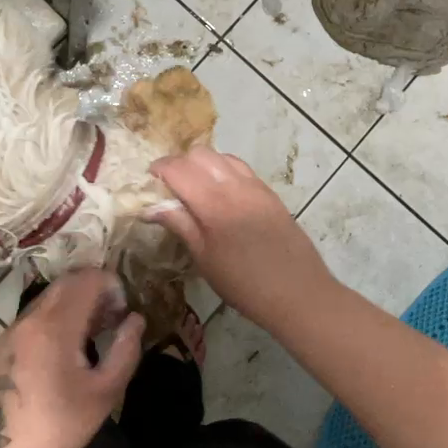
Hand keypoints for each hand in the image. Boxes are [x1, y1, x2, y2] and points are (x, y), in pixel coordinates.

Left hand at [0, 268, 144, 447]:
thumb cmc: (57, 428)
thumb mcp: (103, 394)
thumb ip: (125, 351)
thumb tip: (135, 319)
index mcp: (54, 325)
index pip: (87, 279)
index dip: (111, 285)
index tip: (123, 311)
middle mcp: (28, 318)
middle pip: (66, 282)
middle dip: (93, 290)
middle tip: (111, 318)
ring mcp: (10, 329)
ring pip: (48, 298)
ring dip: (73, 302)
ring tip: (91, 334)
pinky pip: (33, 316)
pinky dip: (54, 317)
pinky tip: (63, 350)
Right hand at [148, 148, 334, 329]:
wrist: (298, 293)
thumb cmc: (243, 284)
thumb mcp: (204, 259)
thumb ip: (179, 224)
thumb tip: (150, 206)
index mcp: (214, 204)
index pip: (178, 168)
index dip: (159, 169)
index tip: (149, 182)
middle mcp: (235, 186)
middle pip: (199, 154)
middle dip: (179, 164)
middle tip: (170, 187)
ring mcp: (255, 186)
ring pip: (220, 156)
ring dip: (201, 164)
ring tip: (194, 188)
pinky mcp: (269, 192)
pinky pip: (240, 167)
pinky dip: (222, 170)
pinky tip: (220, 193)